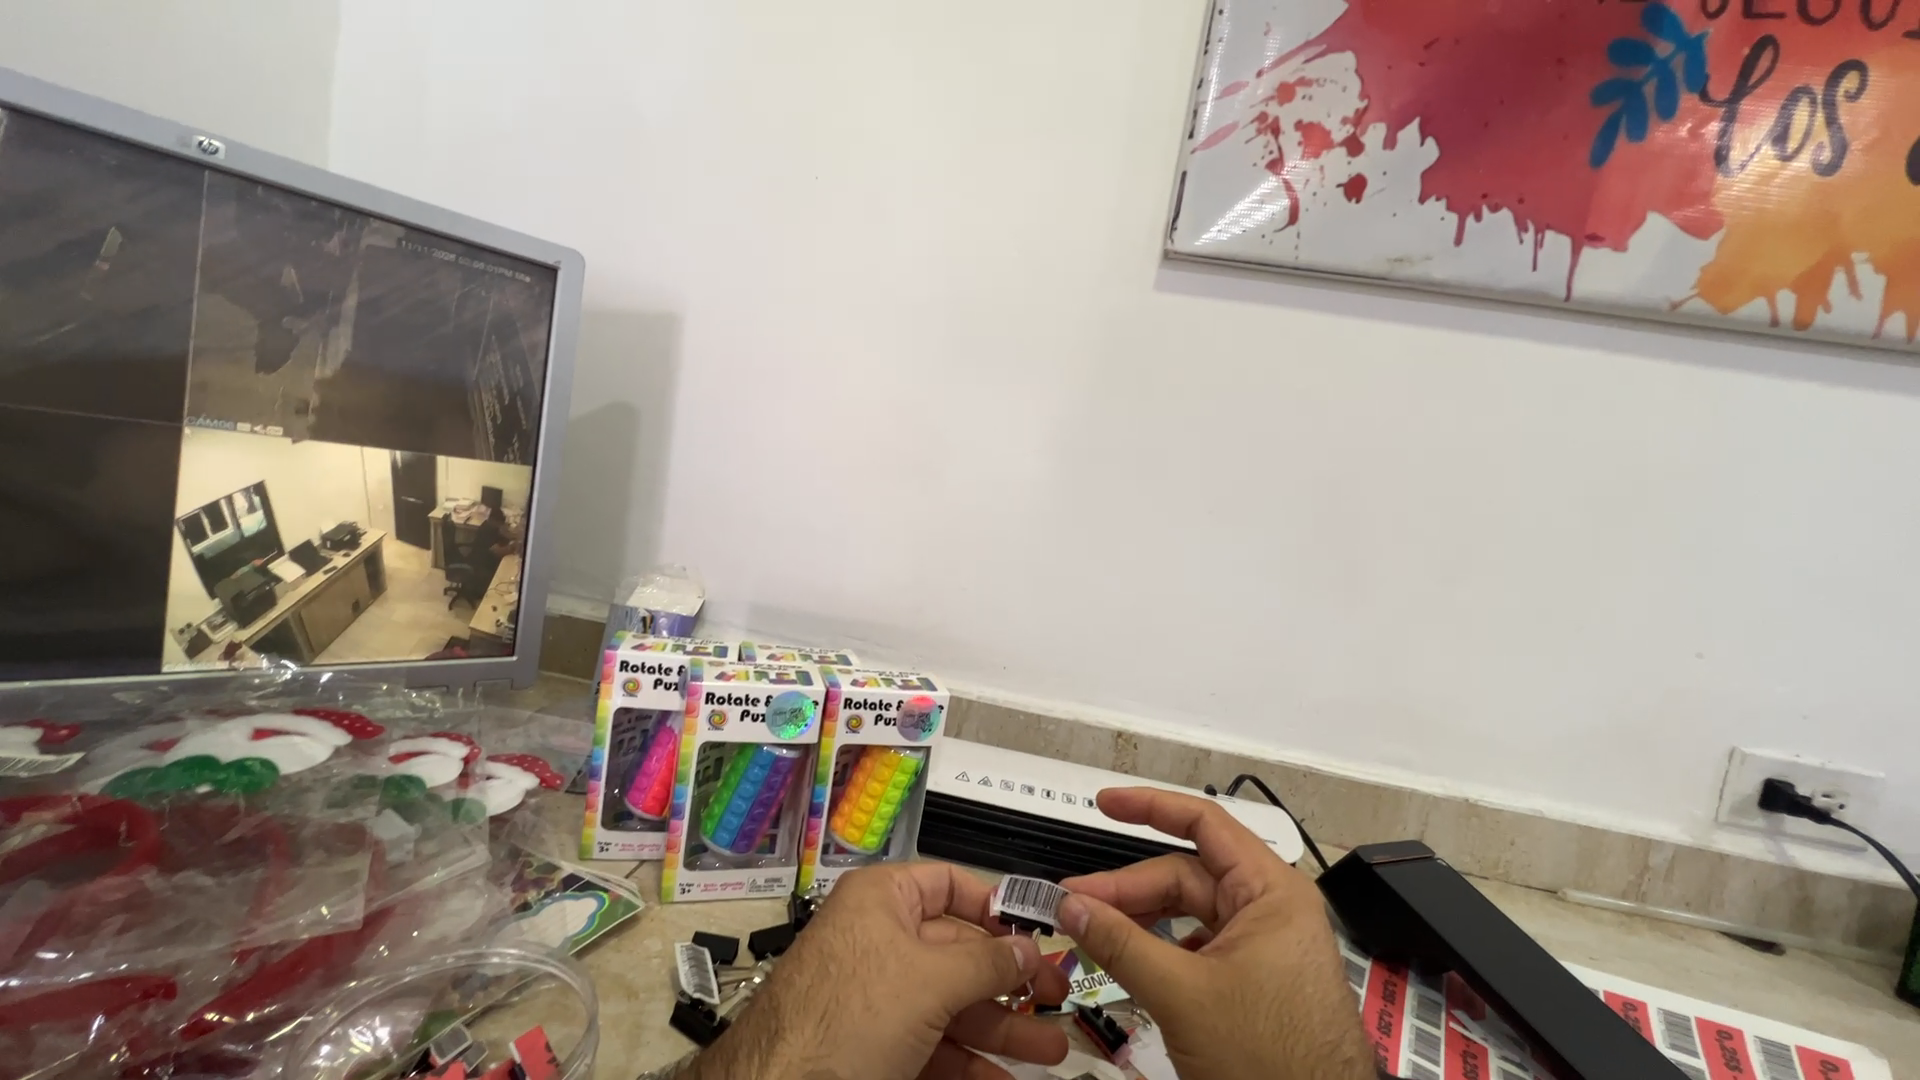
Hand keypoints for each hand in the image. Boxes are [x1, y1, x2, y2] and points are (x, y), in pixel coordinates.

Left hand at [686, 862, 1068, 1079]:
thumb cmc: (849, 1014)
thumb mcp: (928, 979)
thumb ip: (986, 963)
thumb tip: (1028, 950)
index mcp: (883, 900)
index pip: (949, 885)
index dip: (993, 907)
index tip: (1034, 934)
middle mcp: (881, 940)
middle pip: (959, 953)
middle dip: (1009, 982)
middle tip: (1055, 999)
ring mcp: (878, 998)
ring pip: (952, 1006)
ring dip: (1001, 1029)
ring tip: (1049, 1050)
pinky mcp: (875, 1047)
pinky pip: (934, 1046)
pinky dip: (970, 1062)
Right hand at [1059, 788, 1376, 1079]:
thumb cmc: (1265, 1059)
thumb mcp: (1182, 995)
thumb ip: (1120, 943)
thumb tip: (1067, 903)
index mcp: (1269, 890)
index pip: (1203, 823)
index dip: (1149, 806)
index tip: (1102, 804)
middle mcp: (1270, 906)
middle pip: (1186, 874)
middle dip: (1128, 887)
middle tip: (1074, 902)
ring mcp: (1264, 944)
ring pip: (1189, 911)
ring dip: (1140, 918)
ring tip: (1093, 930)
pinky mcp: (1256, 978)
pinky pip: (1199, 944)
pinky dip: (1161, 948)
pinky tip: (1131, 961)